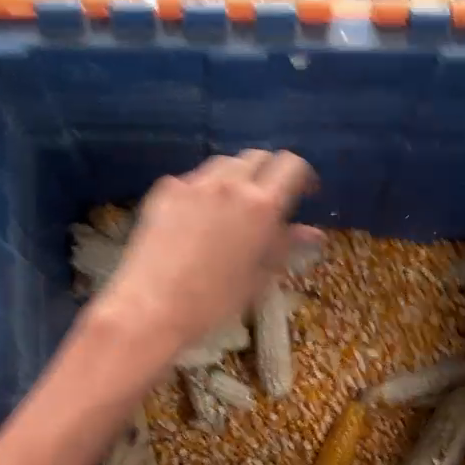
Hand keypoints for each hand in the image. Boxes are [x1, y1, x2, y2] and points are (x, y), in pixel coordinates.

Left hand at [97, 150, 318, 354]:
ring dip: (238, 177)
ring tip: (235, 208)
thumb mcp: (258, 278)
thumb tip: (313, 233)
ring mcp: (194, 183)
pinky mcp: (166, 189)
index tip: (305, 192)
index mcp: (261, 206)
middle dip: (270, 173)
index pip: (291, 167)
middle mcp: (230, 183)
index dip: (303, 175)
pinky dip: (206, 190)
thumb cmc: (214, 302)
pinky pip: (194, 179)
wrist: (152, 306)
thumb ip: (285, 247)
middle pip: (259, 157)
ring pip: (225, 163)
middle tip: (270, 199)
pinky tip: (200, 219)